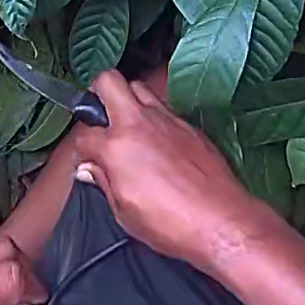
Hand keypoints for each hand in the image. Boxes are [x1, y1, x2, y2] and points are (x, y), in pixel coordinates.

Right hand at [73, 70, 290, 272]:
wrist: (220, 220)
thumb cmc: (173, 223)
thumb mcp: (125, 213)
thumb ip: (104, 183)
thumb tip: (90, 170)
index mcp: (117, 146)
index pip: (85, 134)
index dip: (84, 148)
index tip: (89, 158)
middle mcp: (140, 123)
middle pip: (109, 81)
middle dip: (99, 92)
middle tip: (101, 115)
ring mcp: (166, 119)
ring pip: (139, 87)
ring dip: (129, 100)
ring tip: (130, 126)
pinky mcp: (188, 124)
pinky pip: (165, 108)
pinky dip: (156, 118)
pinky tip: (159, 142)